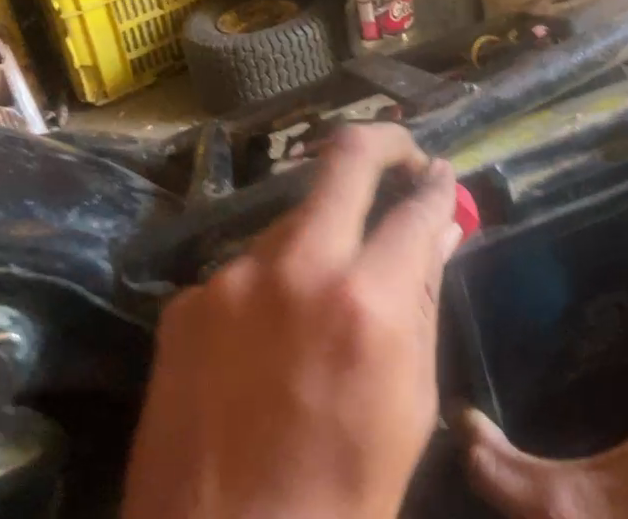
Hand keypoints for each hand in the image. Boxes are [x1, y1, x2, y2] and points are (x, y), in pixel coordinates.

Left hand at [121, 123, 462, 518]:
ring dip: (321, 238)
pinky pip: (246, 272)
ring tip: (324, 296)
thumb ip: (423, 300)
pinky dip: (272, 287)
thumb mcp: (410, 400)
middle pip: (344, 158)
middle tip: (400, 153)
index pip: (416, 207)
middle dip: (384, 142)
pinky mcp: (185, 304)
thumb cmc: (346, 491)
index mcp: (367, 301)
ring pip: (292, 222)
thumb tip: (441, 230)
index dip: (437, 185)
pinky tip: (269, 342)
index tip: (439, 176)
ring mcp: (230, 280)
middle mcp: (297, 269)